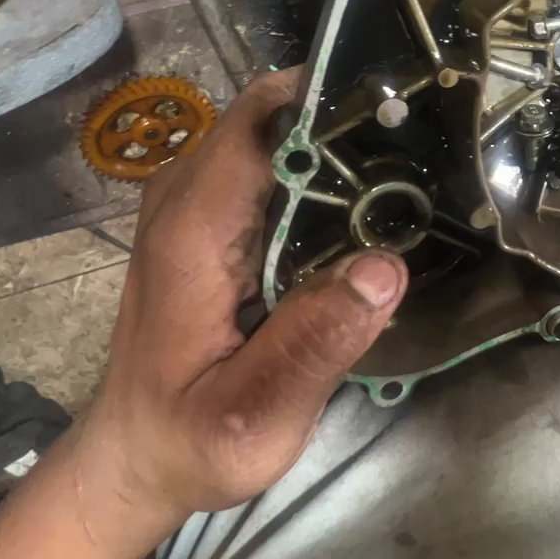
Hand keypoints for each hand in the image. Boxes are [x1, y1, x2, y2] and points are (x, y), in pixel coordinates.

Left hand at [65, 69, 408, 546]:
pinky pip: (270, 167)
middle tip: (425, 147)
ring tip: (409, 169)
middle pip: (274, 118)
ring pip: (274, 137)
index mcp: (195, 227)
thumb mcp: (254, 414)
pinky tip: (366, 202)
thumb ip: (314, 344)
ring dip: (338, 144)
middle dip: (348, 119)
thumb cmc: (189, 440)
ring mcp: (195, 205)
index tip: (401, 105)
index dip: (330, 98)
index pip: (261, 118)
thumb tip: (387, 266)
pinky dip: (320, 171)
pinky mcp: (209, 223)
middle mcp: (188, 197)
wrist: (134, 460)